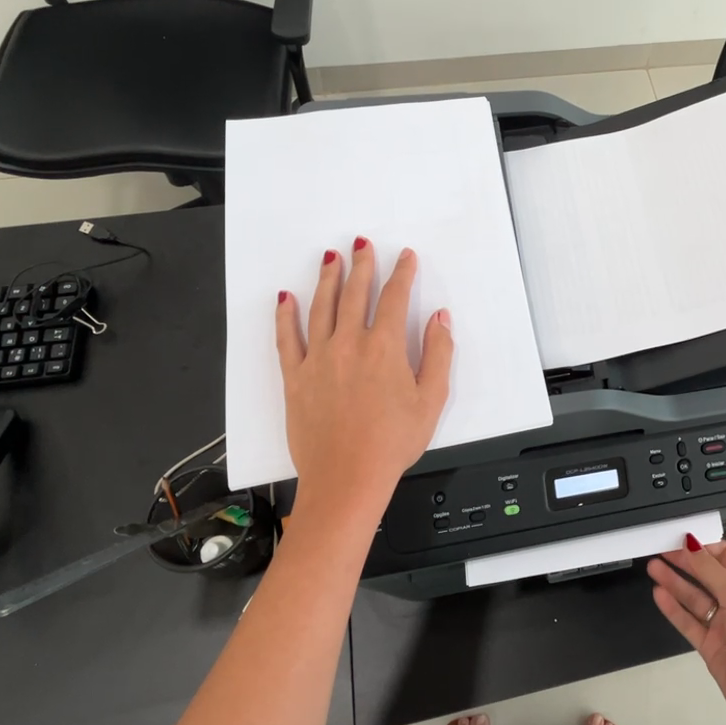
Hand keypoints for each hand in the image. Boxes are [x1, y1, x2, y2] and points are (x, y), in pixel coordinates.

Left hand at [274, 238, 454, 511]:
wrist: (346, 479)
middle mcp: (349, 345)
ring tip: (330, 257)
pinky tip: (286, 297)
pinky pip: (287, 338)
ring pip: (322, 307)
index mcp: (385, 349)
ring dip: (328, 279)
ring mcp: (318, 359)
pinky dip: (285, 315)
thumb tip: (440, 319)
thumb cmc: (392, 444)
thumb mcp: (431, 400)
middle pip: (356, 294)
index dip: (402, 273)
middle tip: (363, 244)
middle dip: (362, 265)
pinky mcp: (296, 378)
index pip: (395, 298)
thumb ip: (439, 354)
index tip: (406, 258)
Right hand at [648, 538, 725, 724]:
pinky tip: (659, 595)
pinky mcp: (709, 645)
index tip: (681, 539)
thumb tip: (692, 544)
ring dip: (674, 582)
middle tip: (661, 550)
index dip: (703, 547)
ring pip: (693, 597)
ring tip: (653, 568)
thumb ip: (710, 570)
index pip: (724, 556)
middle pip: (706, 575)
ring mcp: (722, 624)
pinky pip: (688, 621)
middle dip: (684, 562)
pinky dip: (673, 608)